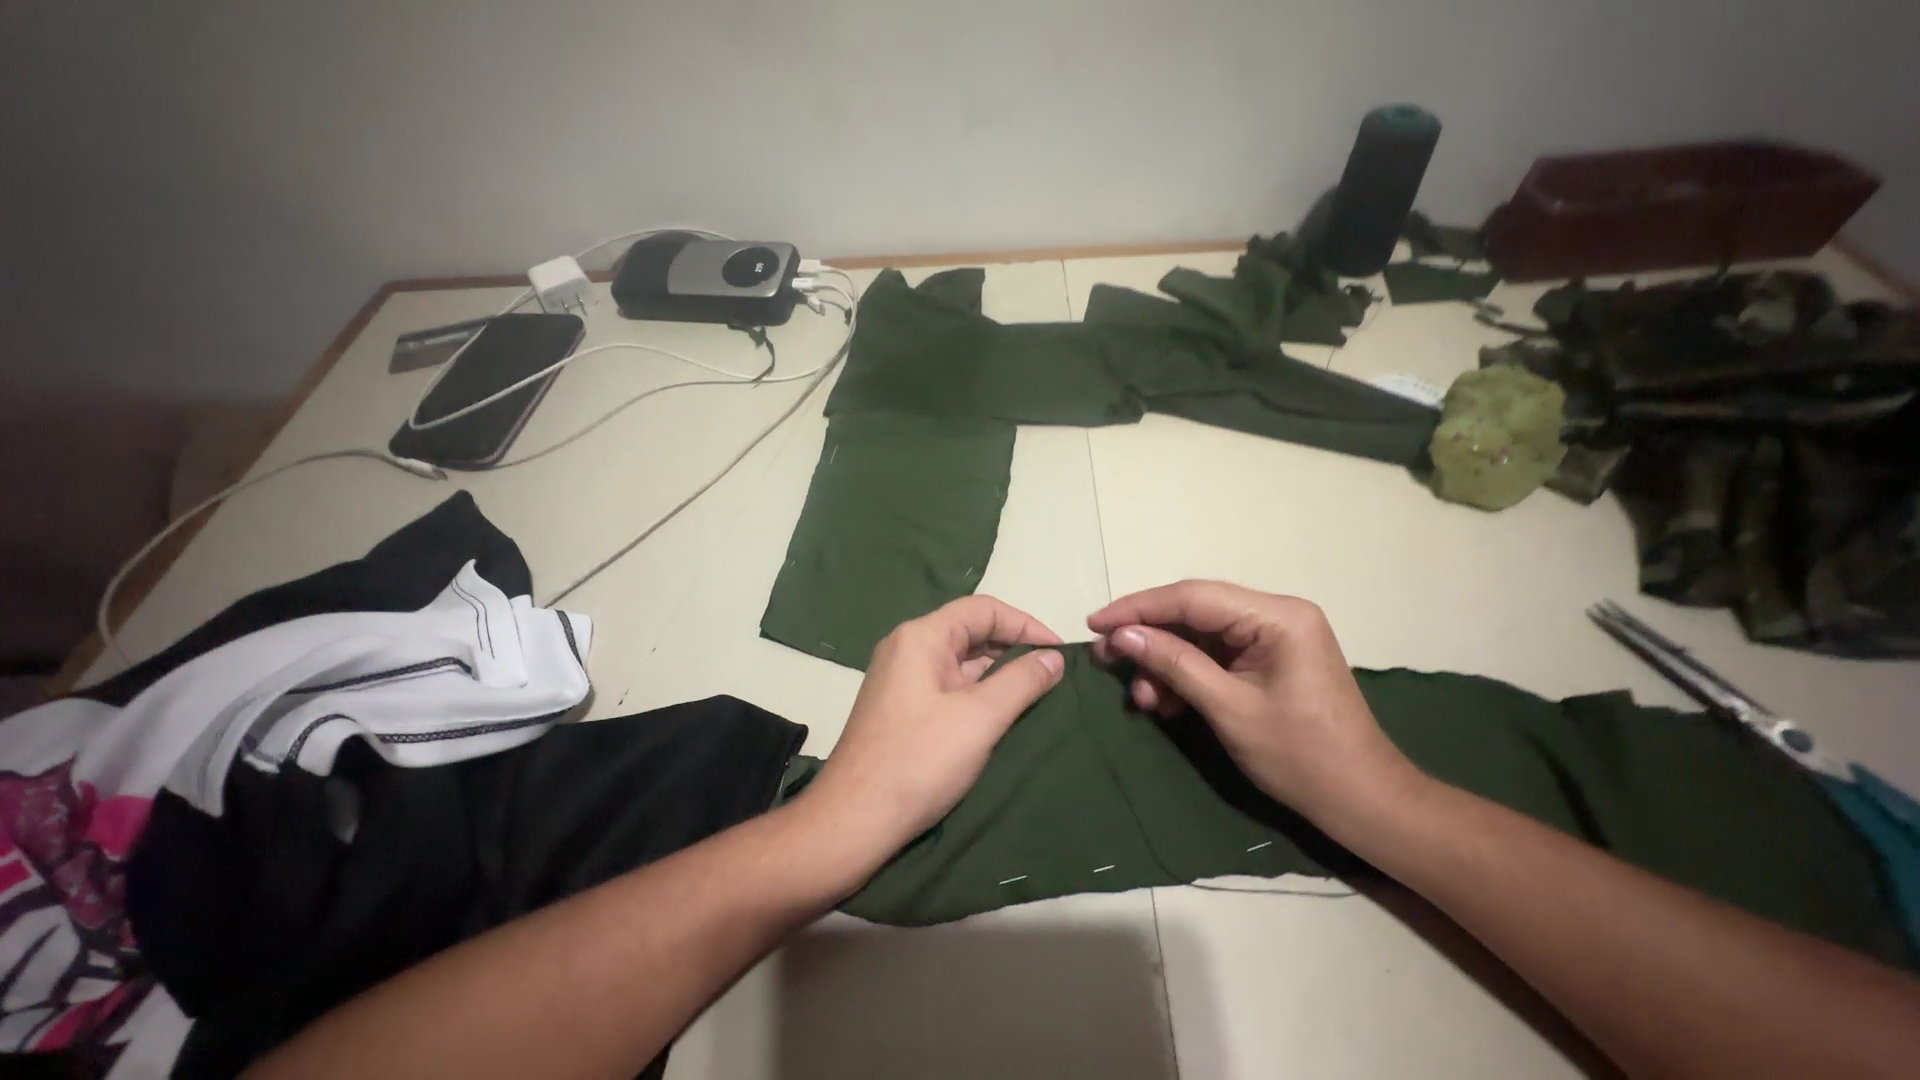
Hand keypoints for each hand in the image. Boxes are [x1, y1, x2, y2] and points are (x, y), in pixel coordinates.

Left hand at [798, 595, 1065, 874]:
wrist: (855, 820)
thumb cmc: (919, 760)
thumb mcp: (980, 717)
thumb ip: (1021, 681)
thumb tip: (1054, 657)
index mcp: (921, 638)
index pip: (983, 609)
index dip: (1026, 625)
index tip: (1060, 653)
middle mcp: (907, 650)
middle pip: (971, 632)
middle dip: (1015, 650)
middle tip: (1056, 677)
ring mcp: (902, 682)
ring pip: (962, 664)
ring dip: (1000, 676)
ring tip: (1041, 697)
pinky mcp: (903, 712)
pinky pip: (950, 689)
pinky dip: (981, 696)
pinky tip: (1006, 717)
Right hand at [1087, 580, 1419, 828]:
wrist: (1361, 800)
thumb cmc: (1300, 756)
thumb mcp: (1229, 709)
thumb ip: (1174, 664)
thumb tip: (1122, 636)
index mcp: (1277, 616)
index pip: (1193, 597)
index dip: (1138, 608)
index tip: (1095, 624)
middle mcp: (1277, 614)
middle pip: (1195, 612)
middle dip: (1148, 638)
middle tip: (1106, 660)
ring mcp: (1275, 637)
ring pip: (1200, 636)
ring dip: (1165, 663)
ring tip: (1140, 698)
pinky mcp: (1270, 660)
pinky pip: (1215, 656)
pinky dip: (1186, 676)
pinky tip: (1163, 702)